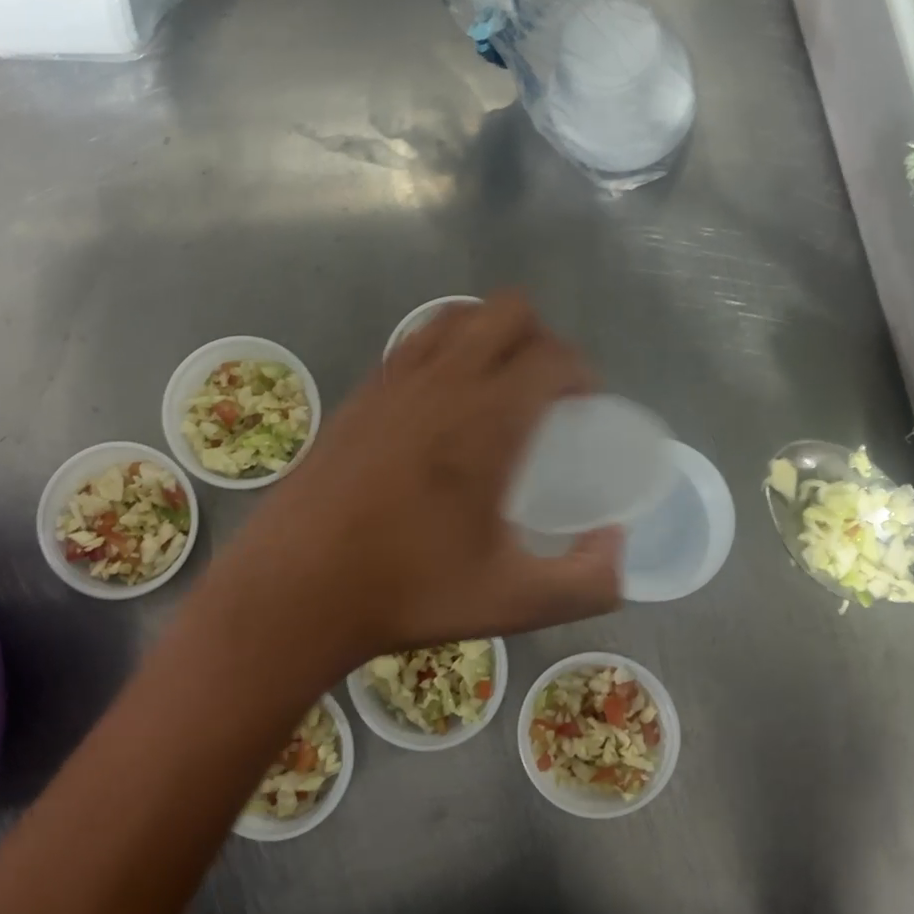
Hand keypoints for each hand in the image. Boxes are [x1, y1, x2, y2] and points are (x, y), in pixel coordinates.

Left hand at [204, 292, 623, 666]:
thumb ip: (588, 582)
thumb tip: (617, 545)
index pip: (554, 356)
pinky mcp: (358, 394)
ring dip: (489, 336)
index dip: (582, 374)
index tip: (585, 409)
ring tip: (496, 390)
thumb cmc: (408, 591)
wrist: (296, 589)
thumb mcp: (515, 602)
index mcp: (488, 418)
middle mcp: (443, 381)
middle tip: (545, 395)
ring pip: (455, 316)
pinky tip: (439, 409)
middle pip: (508, 311)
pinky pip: (413, 344)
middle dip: (541, 339)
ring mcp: (392, 380)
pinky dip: (443, 353)